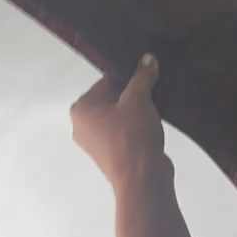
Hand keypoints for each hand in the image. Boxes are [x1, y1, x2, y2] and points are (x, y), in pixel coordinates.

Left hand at [71, 55, 168, 187]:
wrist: (141, 178)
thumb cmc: (133, 135)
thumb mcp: (139, 99)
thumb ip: (142, 76)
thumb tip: (148, 58)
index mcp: (81, 108)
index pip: (107, 81)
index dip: (130, 78)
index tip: (148, 80)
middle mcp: (81, 125)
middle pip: (112, 99)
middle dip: (133, 96)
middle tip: (154, 96)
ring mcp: (94, 143)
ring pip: (119, 116)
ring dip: (136, 113)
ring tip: (155, 112)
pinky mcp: (110, 155)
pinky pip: (123, 133)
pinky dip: (136, 129)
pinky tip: (152, 128)